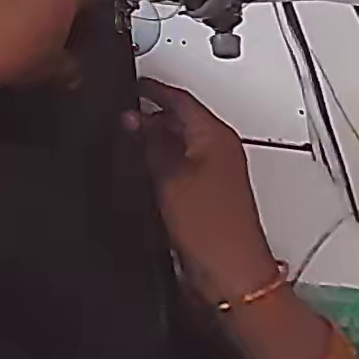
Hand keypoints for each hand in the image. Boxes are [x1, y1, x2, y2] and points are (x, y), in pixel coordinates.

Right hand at [130, 79, 277, 300]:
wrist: (231, 275)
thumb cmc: (213, 230)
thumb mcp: (169, 177)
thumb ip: (148, 143)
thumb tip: (133, 121)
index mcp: (215, 135)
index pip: (181, 98)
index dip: (154, 89)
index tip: (136, 83)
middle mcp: (219, 148)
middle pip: (182, 117)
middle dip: (153, 114)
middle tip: (126, 113)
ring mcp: (216, 170)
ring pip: (182, 140)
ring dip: (157, 137)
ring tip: (131, 137)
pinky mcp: (209, 191)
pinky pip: (183, 161)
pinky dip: (163, 158)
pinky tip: (145, 166)